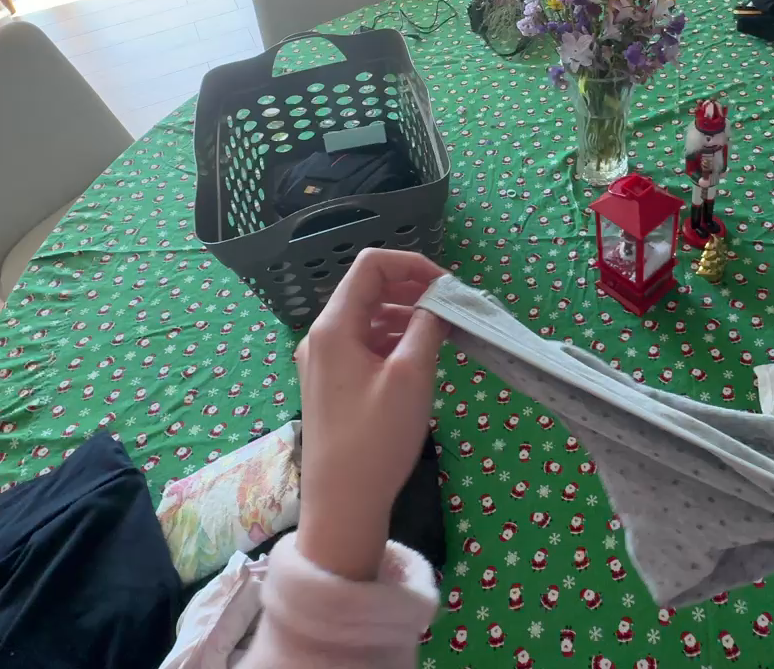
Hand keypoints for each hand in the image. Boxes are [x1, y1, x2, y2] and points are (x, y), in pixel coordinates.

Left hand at [294, 249, 449, 580]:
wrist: (342, 508)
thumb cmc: (376, 439)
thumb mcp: (412, 376)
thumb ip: (427, 326)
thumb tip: (438, 303)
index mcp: (333, 326)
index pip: (371, 266)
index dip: (412, 265)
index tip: (447, 286)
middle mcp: (322, 335)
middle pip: (369, 289)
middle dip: (413, 289)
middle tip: (451, 307)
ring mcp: (324, 360)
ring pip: (370, 317)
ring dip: (407, 315)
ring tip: (443, 333)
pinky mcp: (333, 382)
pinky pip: (366, 343)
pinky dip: (395, 340)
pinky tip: (421, 356)